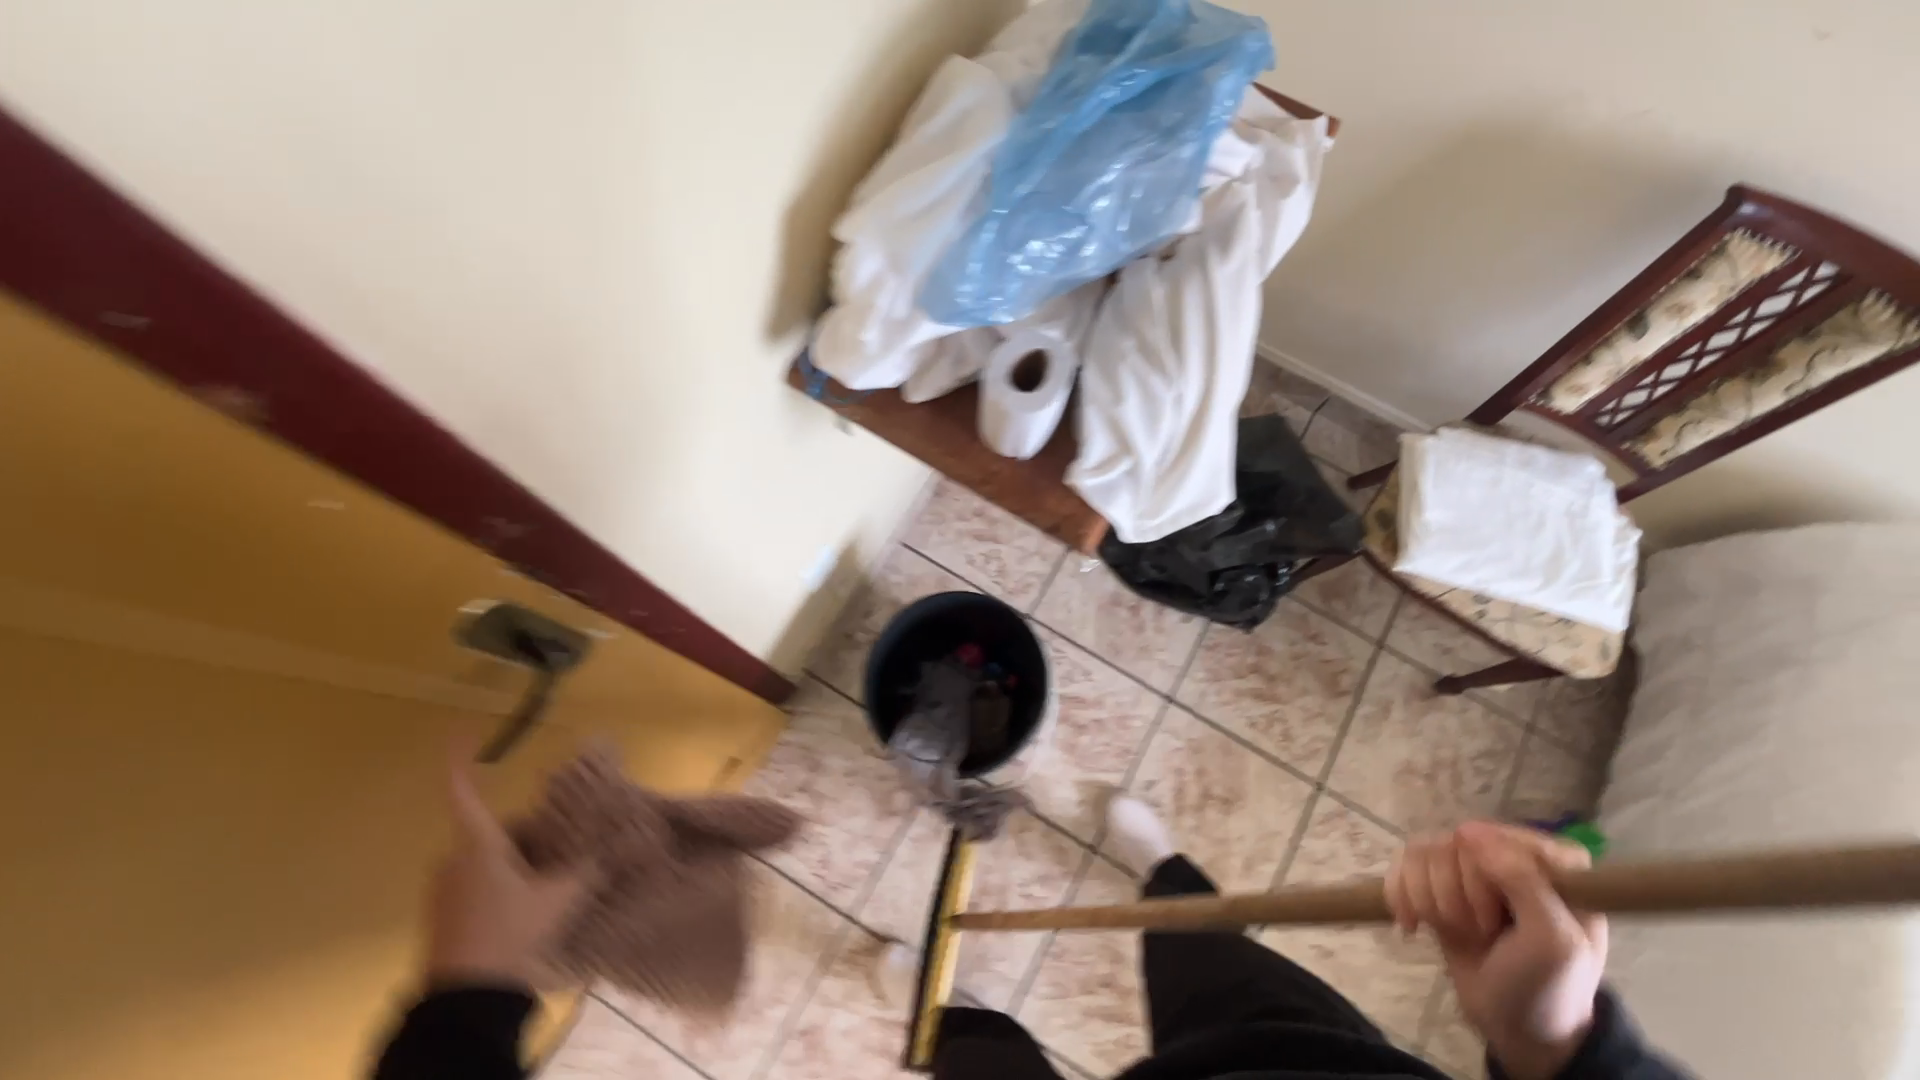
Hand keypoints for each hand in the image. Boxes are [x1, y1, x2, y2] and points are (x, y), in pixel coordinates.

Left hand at [423, 745, 594, 988]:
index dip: (461, 760)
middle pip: (495, 832)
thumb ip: (588, 866)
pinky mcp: (441, 917)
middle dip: (528, 837)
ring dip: (516, 864)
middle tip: (561, 854)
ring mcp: (442, 890)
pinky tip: (525, 910)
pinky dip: (501, 886)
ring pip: (487, 861)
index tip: (462, 732)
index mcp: (478, 844)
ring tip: (549, 887)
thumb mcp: (561, 896)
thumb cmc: (512, 932)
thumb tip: (623, 842)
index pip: (462, 792)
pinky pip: (476, 885)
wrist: (467, 999)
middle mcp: (453, 860)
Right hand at [1386, 822, 1604, 1079]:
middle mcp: (1508, 854)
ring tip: (1454, 932)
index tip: (1500, 920)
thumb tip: (1466, 830)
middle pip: (1453, 845)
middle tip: (1482, 934)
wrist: (1515, 1027)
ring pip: (1422, 852)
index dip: (1487, 878)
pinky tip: (1413, 924)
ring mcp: (1469, 867)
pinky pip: (1400, 864)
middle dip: (1457, 896)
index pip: (1494, 838)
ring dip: (1429, 899)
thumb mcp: (1554, 942)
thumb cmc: (1546, 986)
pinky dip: (1399, 895)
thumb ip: (1523, 881)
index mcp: (1552, 861)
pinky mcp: (1436, 882)